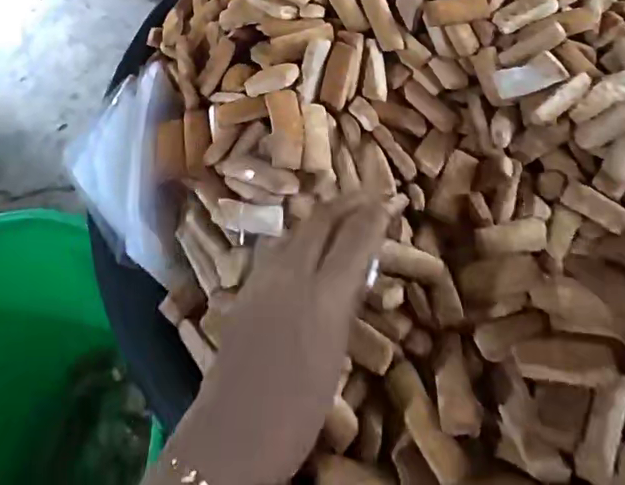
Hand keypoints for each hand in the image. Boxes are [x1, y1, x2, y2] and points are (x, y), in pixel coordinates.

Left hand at [163, 196, 387, 484]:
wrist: (233, 430)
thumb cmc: (297, 410)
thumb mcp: (334, 355)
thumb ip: (343, 304)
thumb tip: (356, 269)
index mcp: (324, 297)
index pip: (354, 238)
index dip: (375, 215)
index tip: (391, 200)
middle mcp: (292, 273)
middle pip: (322, 220)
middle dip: (348, 203)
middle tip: (370, 195)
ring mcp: (264, 274)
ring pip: (297, 228)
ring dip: (323, 214)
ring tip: (342, 210)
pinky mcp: (246, 284)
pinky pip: (278, 245)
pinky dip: (300, 234)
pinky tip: (306, 241)